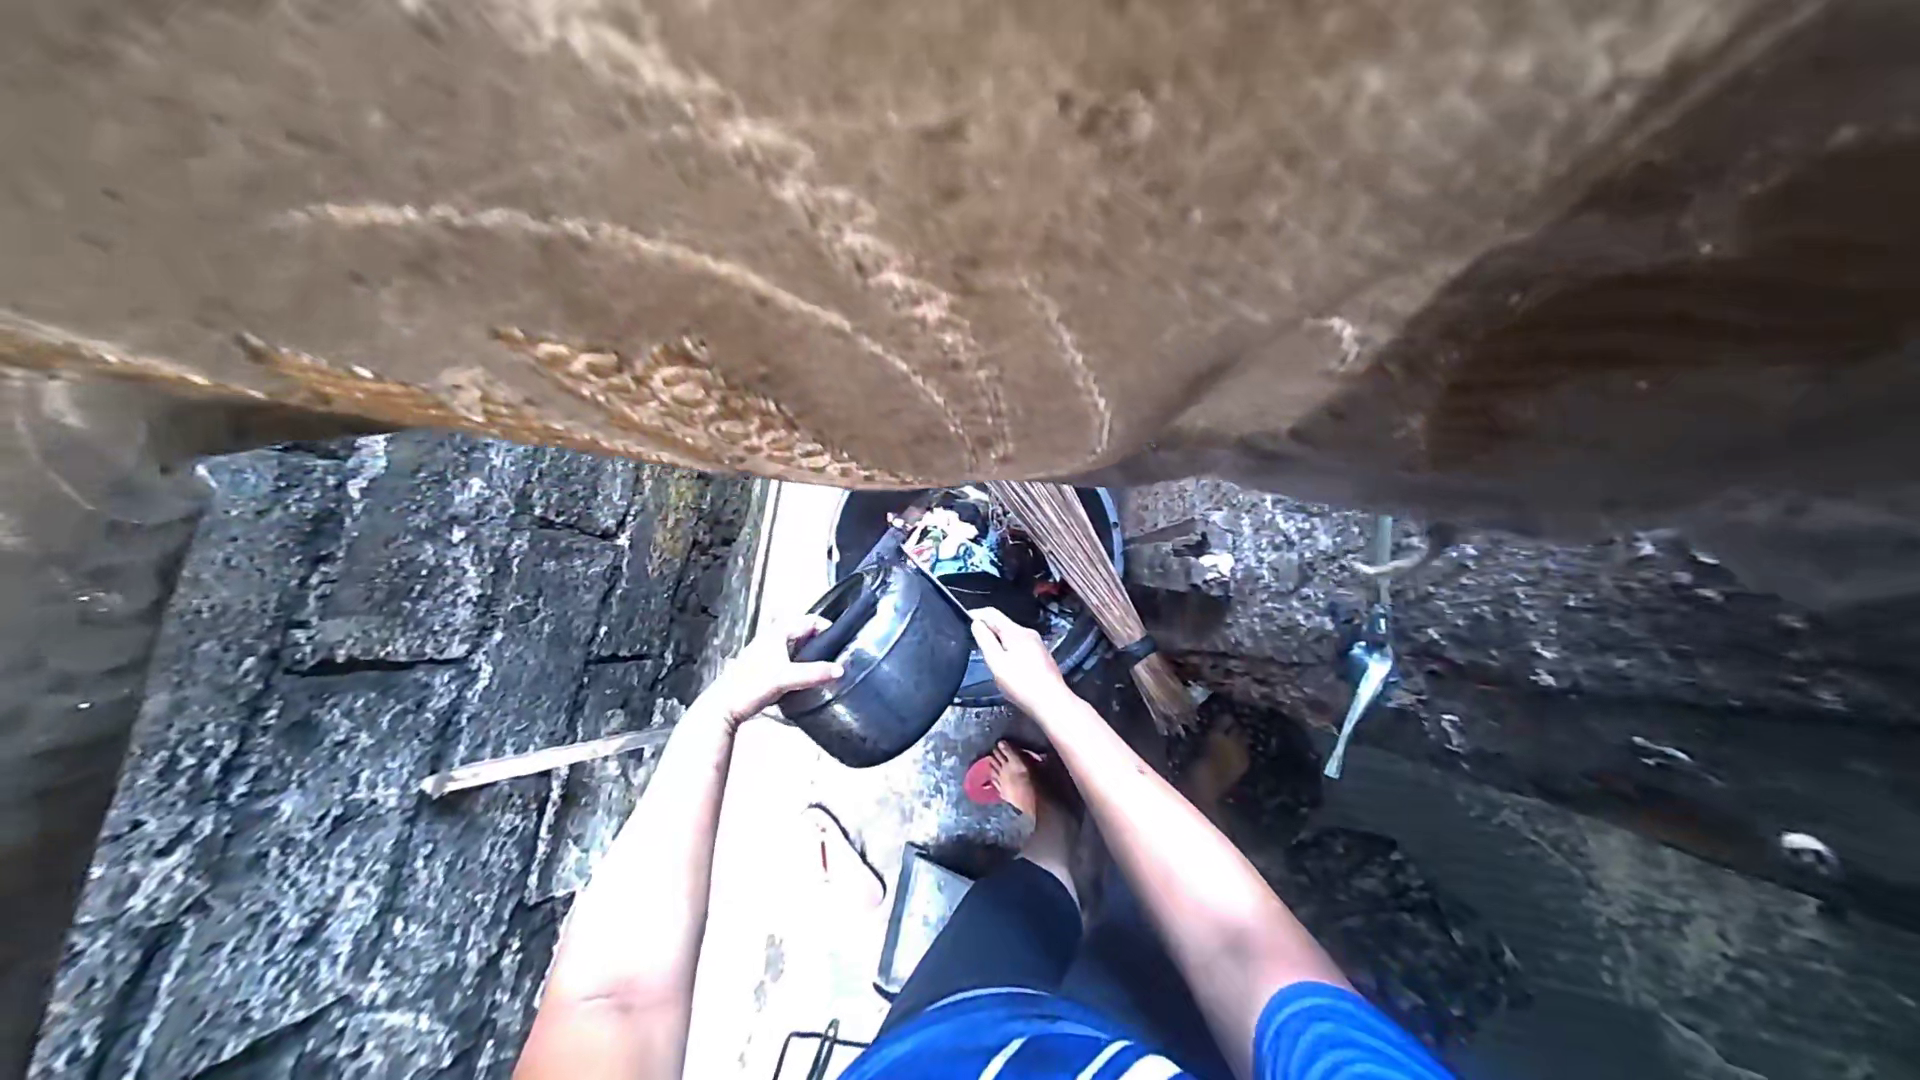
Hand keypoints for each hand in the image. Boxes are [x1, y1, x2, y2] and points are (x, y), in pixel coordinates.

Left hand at [697, 614, 843, 729]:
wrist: (722, 708)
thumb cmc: (750, 687)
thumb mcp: (785, 678)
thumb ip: (813, 673)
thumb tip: (841, 670)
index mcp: (776, 633)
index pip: (809, 620)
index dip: (826, 628)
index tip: (839, 643)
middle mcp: (770, 638)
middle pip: (802, 633)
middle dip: (818, 642)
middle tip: (833, 656)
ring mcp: (765, 653)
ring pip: (794, 647)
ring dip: (808, 655)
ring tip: (822, 668)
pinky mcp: (762, 668)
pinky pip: (788, 661)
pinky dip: (798, 666)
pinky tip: (804, 679)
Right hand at [970, 607, 1073, 715]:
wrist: (1053, 703)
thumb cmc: (1022, 685)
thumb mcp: (997, 663)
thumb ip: (985, 640)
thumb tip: (976, 623)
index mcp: (1016, 632)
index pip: (992, 613)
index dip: (977, 614)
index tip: (964, 619)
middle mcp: (1028, 633)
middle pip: (1003, 623)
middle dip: (987, 628)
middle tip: (973, 639)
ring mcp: (1037, 644)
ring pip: (1012, 635)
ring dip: (998, 639)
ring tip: (987, 652)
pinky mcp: (1041, 655)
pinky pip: (1020, 645)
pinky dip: (1008, 648)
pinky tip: (1006, 663)